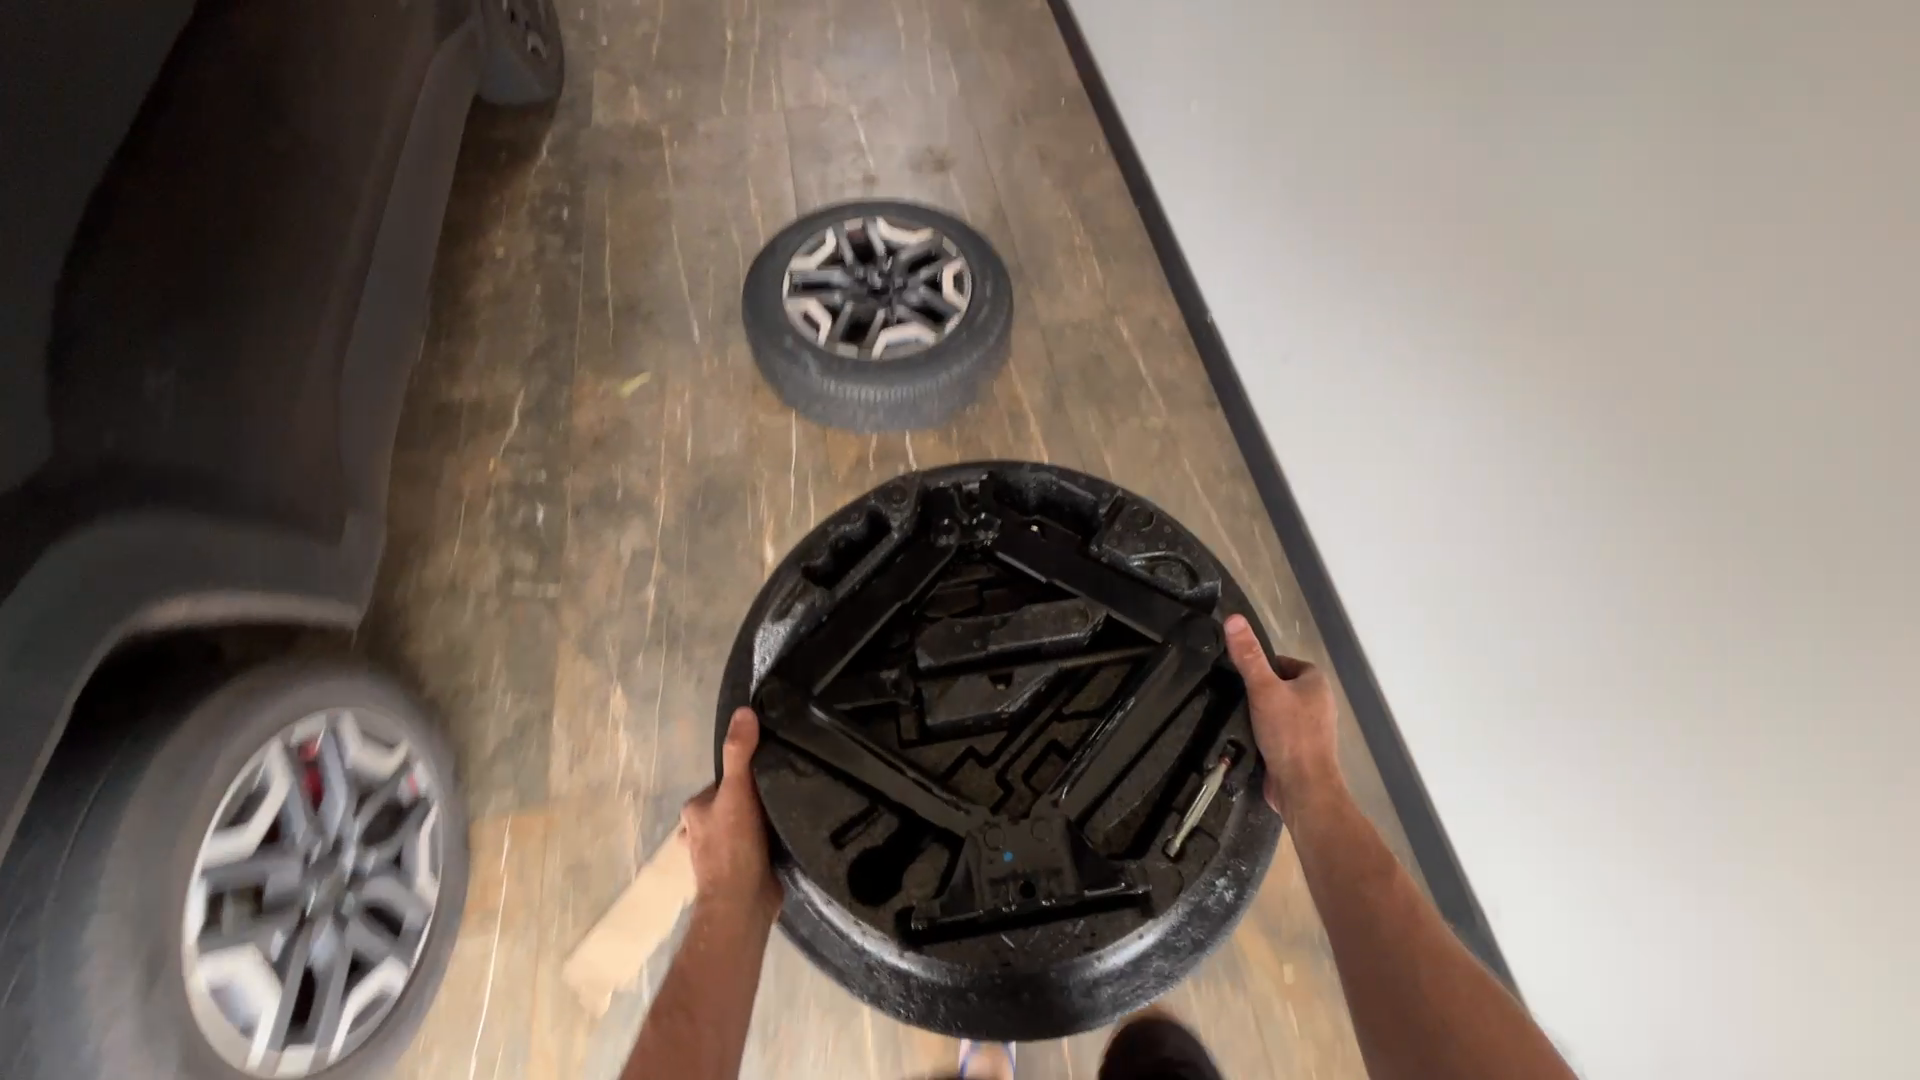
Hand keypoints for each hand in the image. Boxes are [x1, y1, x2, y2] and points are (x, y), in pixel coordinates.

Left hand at [680, 707, 781, 922]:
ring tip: (791, 807)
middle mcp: (703, 830)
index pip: (723, 779)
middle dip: (755, 797)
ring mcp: (722, 853)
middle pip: (734, 801)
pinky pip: (757, 845)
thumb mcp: (737, 791)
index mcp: (696, 810)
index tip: (772, 765)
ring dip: (763, 819)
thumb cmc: (733, 847)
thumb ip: (740, 754)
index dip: (746, 771)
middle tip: (785, 786)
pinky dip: (770, 840)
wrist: (742, 905)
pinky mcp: (742, 871)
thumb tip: (743, 711)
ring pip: (745, 824)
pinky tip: (788, 834)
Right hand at [1223, 614, 1344, 816]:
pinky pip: (1278, 731)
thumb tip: (1233, 618)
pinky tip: (1247, 738)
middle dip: (1259, 691)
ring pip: (1278, 710)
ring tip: (1239, 716)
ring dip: (1260, 713)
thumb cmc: (1288, 733)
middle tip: (1236, 696)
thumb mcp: (1263, 689)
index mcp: (1316, 683)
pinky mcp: (1301, 750)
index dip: (1262, 666)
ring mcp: (1311, 729)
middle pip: (1280, 686)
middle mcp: (1319, 703)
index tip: (1241, 676)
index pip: (1284, 662)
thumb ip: (1248, 656)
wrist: (1302, 788)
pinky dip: (1263, 733)